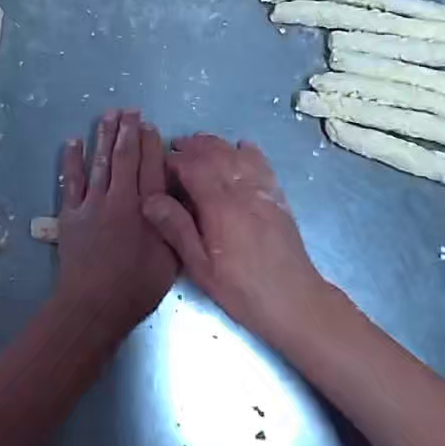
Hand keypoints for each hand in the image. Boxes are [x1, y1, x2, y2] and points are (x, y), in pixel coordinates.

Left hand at [51, 110, 177, 333]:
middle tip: (128, 110)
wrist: (94, 304)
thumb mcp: (171, 259)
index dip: (149, 143)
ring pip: (99, 162)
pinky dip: (72, 159)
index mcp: (146, 209)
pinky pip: (71, 180)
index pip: (150, 167)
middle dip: (126, 131)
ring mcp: (92, 204)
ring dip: (103, 136)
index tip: (148, 124)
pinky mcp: (70, 213)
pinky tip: (74, 141)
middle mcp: (119, 198)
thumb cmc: (137, 287)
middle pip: (124, 157)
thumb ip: (176, 225)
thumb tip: (179, 198)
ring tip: (107, 115)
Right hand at [142, 134, 340, 343]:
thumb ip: (176, 229)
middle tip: (173, 147)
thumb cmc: (241, 288)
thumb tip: (149, 199)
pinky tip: (239, 148)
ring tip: (198, 144)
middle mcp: (242, 191)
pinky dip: (247, 151)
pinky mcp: (278, 198)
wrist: (295, 301)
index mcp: (219, 206)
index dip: (173, 160)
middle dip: (192, 146)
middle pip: (215, 153)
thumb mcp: (200, 266)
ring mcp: (263, 192)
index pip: (192, 167)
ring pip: (236, 154)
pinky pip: (262, 164)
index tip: (158, 164)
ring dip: (216, 144)